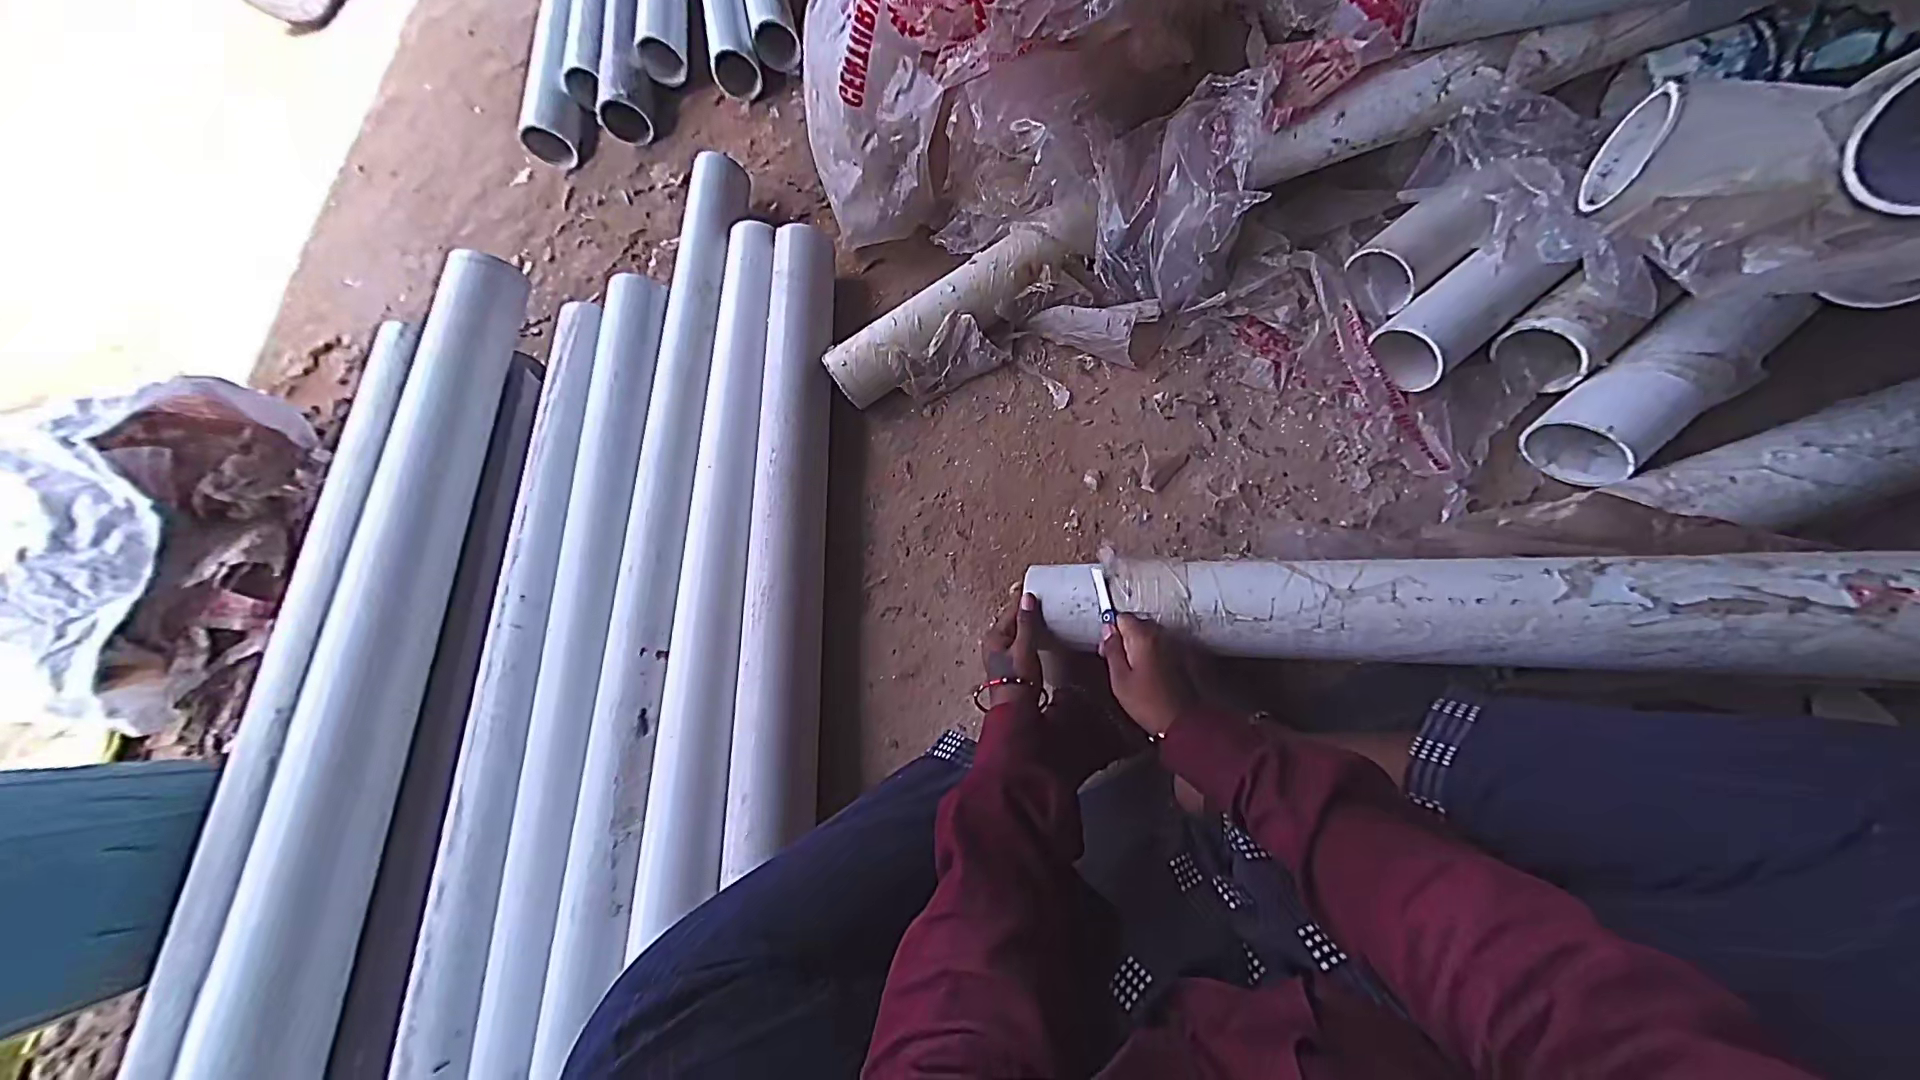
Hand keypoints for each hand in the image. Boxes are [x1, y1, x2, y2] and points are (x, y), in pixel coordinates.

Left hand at [981, 593, 1046, 707]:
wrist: (1015, 708)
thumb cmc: (1018, 678)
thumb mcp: (1024, 647)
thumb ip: (1026, 622)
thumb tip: (1027, 598)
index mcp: (995, 636)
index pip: (1010, 611)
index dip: (1021, 600)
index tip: (1030, 588)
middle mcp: (993, 644)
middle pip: (1009, 621)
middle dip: (1020, 610)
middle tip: (1032, 598)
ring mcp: (999, 655)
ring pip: (1012, 632)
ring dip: (1022, 623)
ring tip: (1033, 613)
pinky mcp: (1008, 664)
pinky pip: (1016, 641)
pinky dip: (1024, 634)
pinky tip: (1031, 636)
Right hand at [1099, 613, 1198, 735]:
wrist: (1184, 722)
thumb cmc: (1150, 703)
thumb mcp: (1119, 679)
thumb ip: (1111, 650)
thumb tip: (1107, 632)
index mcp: (1143, 636)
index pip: (1120, 617)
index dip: (1110, 631)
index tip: (1106, 648)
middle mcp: (1161, 635)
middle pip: (1136, 623)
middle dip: (1125, 637)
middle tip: (1118, 662)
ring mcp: (1174, 645)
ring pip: (1149, 635)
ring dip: (1139, 646)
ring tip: (1134, 671)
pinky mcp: (1183, 657)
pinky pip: (1161, 646)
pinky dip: (1153, 654)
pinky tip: (1149, 674)